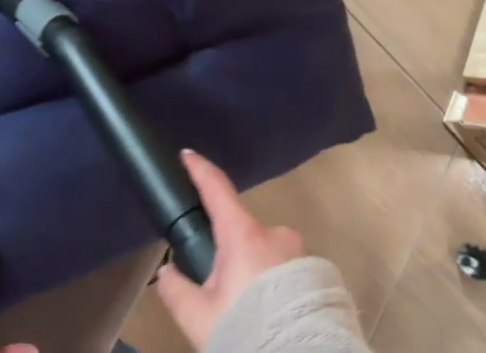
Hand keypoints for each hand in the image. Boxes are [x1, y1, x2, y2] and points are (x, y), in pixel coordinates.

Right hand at [154, 150, 305, 347]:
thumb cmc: (246, 329)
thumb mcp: (198, 317)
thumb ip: (176, 289)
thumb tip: (168, 272)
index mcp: (242, 235)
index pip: (216, 188)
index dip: (199, 169)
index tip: (187, 155)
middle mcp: (274, 235)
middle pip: (241, 229)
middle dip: (230, 250)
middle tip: (221, 286)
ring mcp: (298, 253)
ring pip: (265, 251)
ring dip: (254, 269)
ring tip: (248, 307)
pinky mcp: (317, 275)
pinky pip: (286, 269)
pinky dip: (275, 282)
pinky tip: (270, 311)